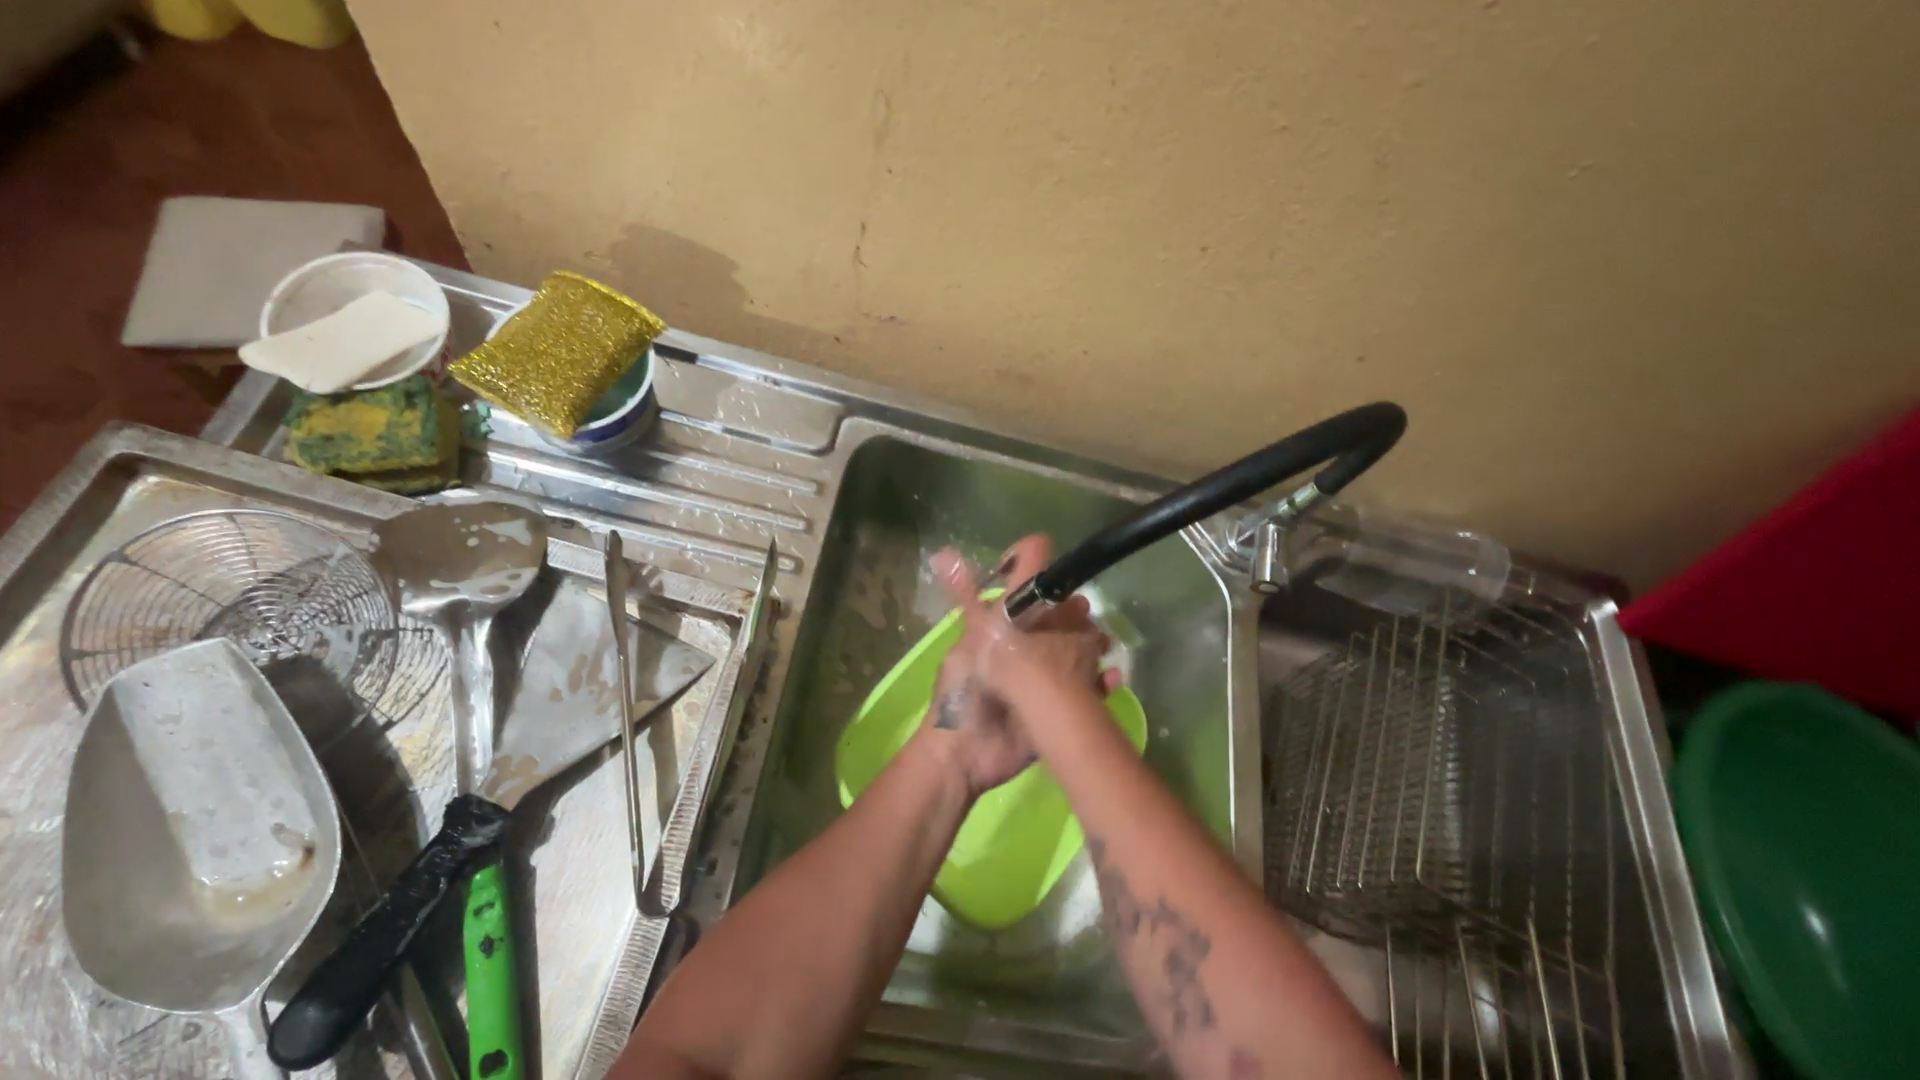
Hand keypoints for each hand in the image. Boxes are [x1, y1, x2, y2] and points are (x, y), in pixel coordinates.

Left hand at [916, 535, 1120, 796]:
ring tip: (1104, 648)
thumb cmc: (964, 693)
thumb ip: (989, 599)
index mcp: (1002, 634)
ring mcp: (1045, 684)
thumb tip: (971, 550)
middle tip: (1086, 620)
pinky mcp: (1061, 712)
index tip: (1067, 591)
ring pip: (1080, 656)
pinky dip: (1103, 683)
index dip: (1053, 594)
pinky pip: (1090, 692)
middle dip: (1079, 621)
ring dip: (1096, 648)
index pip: (1034, 603)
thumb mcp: (978, 639)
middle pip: (1062, 627)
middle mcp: (1025, 655)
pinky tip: (1111, 680)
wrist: (966, 756)